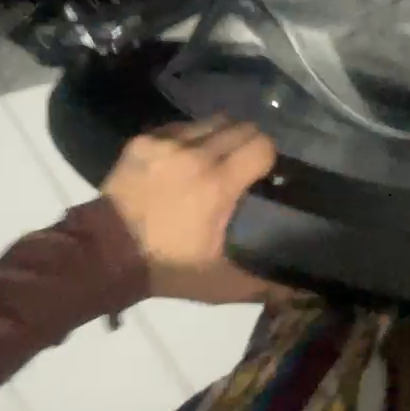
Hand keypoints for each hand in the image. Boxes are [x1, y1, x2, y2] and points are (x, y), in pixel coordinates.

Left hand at [100, 118, 281, 303]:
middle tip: (245, 166)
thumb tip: (303, 289)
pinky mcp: (143, 139)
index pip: (262, 146)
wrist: (106, 254)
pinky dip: (189, 138)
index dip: (269, 158)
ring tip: (216, 158)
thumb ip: (265, 283)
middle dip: (249, 143)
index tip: (266, 174)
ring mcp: (166, 142)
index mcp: (218, 183)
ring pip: (210, 121)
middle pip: (240, 126)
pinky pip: (179, 127)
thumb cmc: (169, 267)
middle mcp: (195, 153)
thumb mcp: (221, 283)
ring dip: (220, 136)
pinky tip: (183, 159)